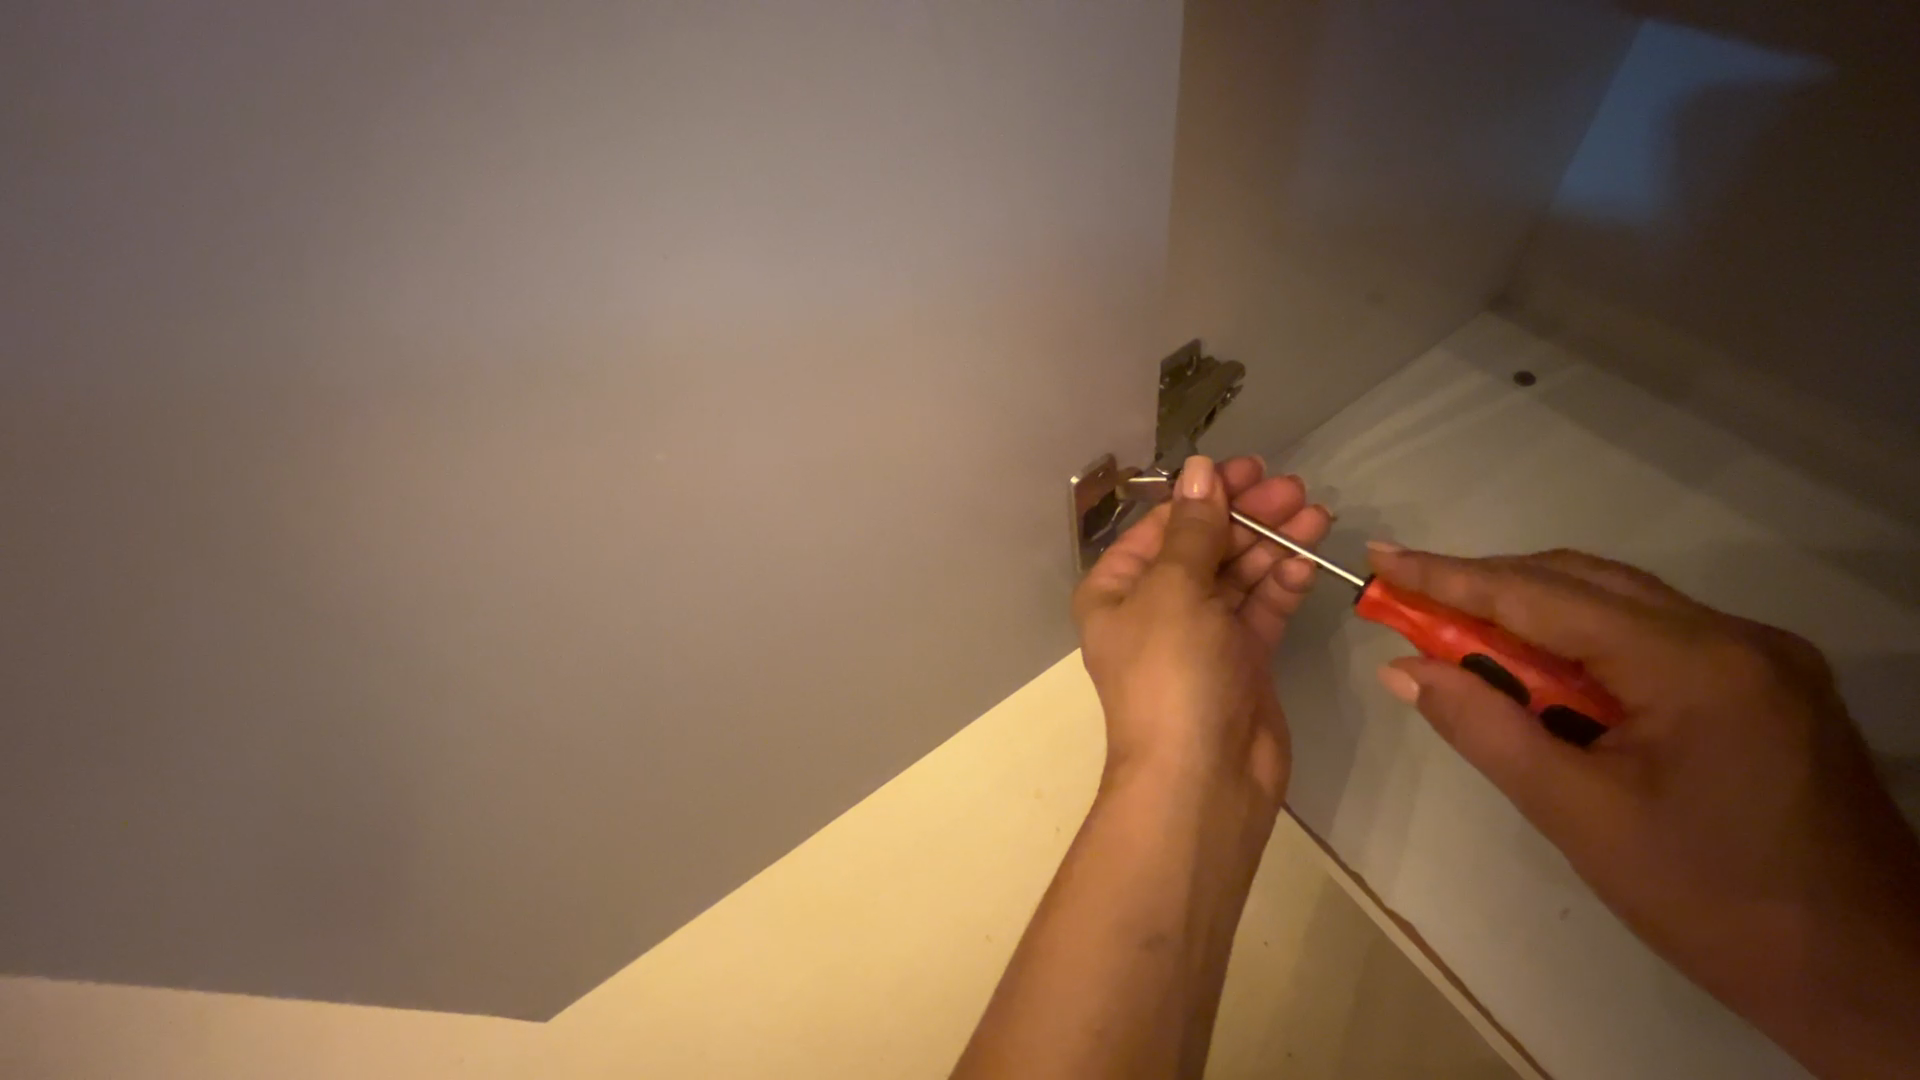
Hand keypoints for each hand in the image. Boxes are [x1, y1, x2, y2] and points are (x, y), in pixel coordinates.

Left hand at [1072, 455, 1329, 805]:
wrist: (1202, 779)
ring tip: (1314, 510)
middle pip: (1202, 546)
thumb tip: (1200, 469)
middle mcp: (1154, 608)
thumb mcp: (1174, 590)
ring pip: (1236, 574)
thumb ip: (1194, 529)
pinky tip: (1310, 554)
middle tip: (1291, 487)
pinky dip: (1282, 581)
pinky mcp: (1240, 659)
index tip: (1248, 468)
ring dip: (1271, 543)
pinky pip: (1260, 608)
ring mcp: (1199, 635)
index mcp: (1116, 590)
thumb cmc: (1171, 673)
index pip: (1161, 528)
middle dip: (1244, 516)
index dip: (1204, 496)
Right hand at [1370, 546, 1919, 1078]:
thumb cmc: (1713, 900)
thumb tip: (1399, 669)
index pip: (1540, 597)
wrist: (1874, 980)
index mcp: (1693, 665)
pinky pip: (1643, 634)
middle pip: (1578, 581)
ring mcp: (1756, 657)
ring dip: (1525, 613)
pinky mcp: (1760, 684)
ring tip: (1454, 637)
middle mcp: (1733, 637)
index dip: (1447, 575)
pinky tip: (1536, 675)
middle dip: (1482, 588)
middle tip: (1404, 602)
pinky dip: (1572, 642)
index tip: (1379, 557)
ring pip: (1611, 602)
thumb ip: (1482, 727)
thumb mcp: (1575, 814)